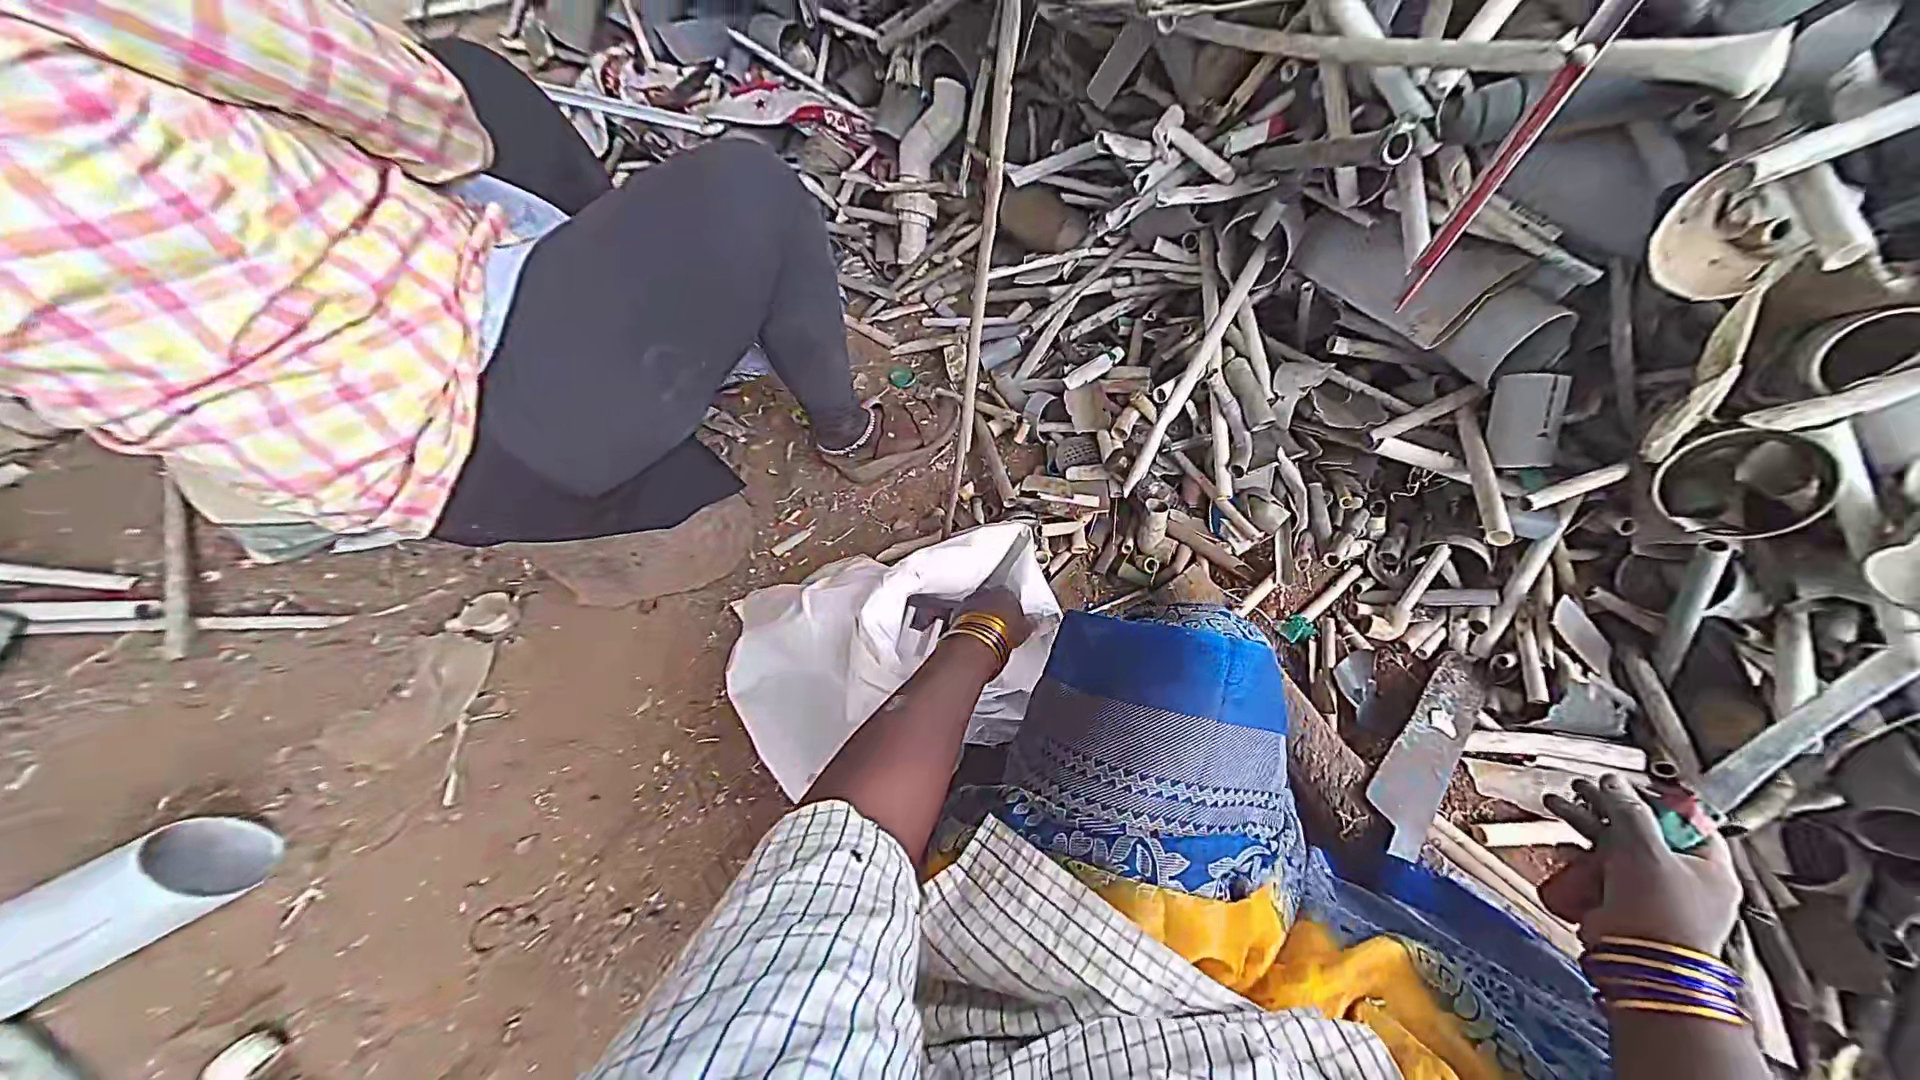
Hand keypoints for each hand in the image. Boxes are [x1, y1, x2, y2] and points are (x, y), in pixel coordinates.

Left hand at [958, 586, 1032, 648]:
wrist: (978, 642)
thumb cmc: (1003, 632)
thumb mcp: (1025, 629)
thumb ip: (1033, 623)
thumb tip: (1040, 622)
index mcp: (1005, 592)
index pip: (1011, 596)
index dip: (1012, 608)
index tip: (1014, 618)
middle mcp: (985, 593)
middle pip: (991, 599)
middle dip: (995, 610)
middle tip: (1000, 625)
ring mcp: (969, 602)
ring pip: (976, 606)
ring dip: (980, 615)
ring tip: (987, 632)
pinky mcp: (956, 614)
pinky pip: (964, 616)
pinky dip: (968, 623)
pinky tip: (974, 633)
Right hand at [1546, 774, 1741, 954]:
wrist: (1638, 957)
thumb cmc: (1659, 908)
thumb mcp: (1645, 849)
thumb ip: (1628, 811)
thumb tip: (1613, 783)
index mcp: (1709, 866)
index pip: (1685, 819)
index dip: (1652, 798)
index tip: (1622, 784)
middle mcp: (1683, 875)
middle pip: (1641, 828)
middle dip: (1606, 806)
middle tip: (1581, 788)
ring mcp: (1650, 886)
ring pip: (1614, 843)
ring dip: (1584, 822)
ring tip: (1556, 804)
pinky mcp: (1621, 895)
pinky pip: (1599, 865)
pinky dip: (1579, 851)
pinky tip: (1563, 844)